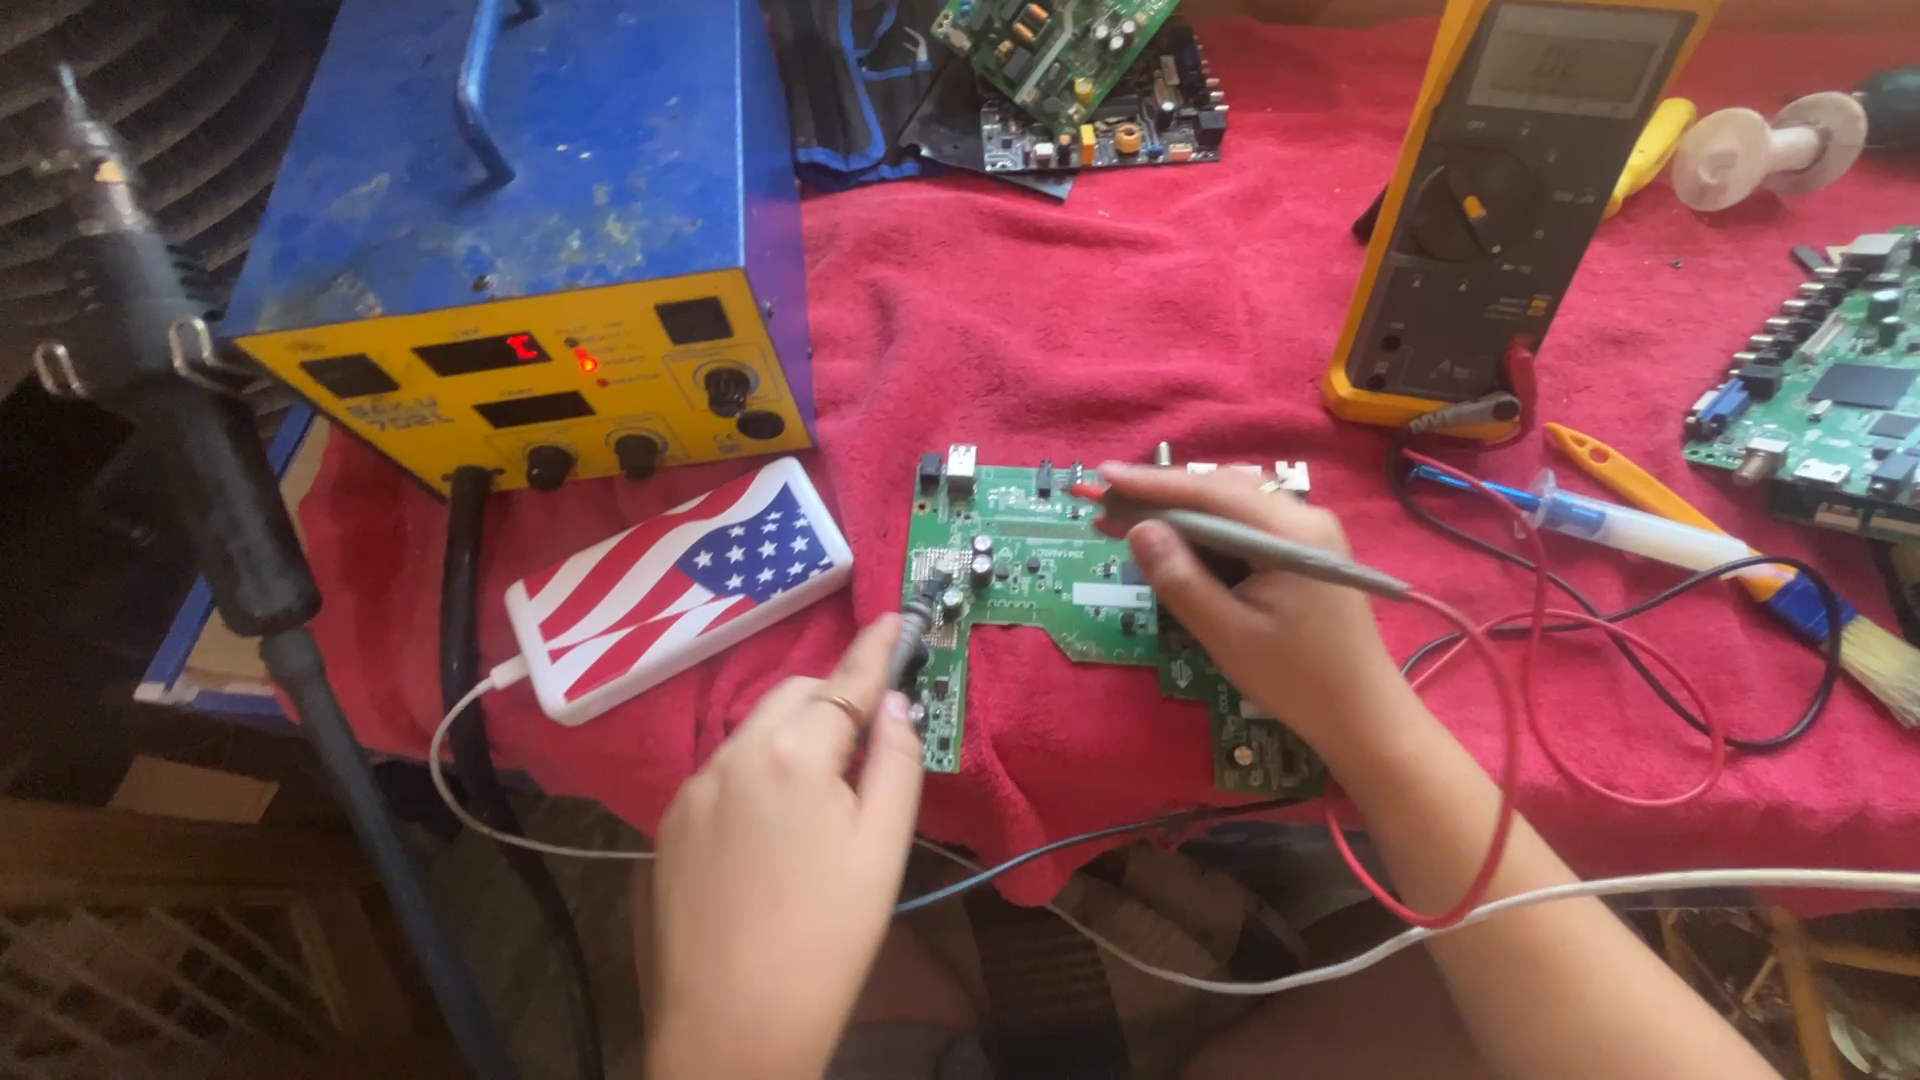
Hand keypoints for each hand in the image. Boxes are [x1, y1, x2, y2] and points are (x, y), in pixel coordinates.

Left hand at [647, 615, 924, 1079]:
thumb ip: (896, 761)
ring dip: (794, 734)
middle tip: (867, 738)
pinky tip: (772, 824)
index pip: (845, 682)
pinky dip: (758, 769)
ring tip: (822, 788)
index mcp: (791, 754)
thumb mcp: (883, 846)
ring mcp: (692, 788)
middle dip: (833, 700)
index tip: (894, 618)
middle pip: (794, 697)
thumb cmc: (827, 937)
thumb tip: (895, 705)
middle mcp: (732, 754)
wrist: (731, 1030)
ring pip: (755, 730)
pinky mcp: (669, 823)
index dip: (875, 649)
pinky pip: (725, 769)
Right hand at [1093, 463, 1409, 754]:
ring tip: (1131, 522)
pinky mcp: (1301, 551)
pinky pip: (1242, 526)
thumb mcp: (1227, 633)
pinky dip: (1204, 532)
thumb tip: (1139, 530)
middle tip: (1105, 504)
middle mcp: (1302, 517)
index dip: (1150, 483)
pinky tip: (1176, 544)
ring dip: (1179, 512)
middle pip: (1218, 490)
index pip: (1209, 492)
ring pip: (1229, 505)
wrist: (1363, 716)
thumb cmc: (1297, 679)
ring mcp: (1305, 532)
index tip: (1102, 477)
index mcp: (1290, 531)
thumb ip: (1180, 578)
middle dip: (1159, 496)